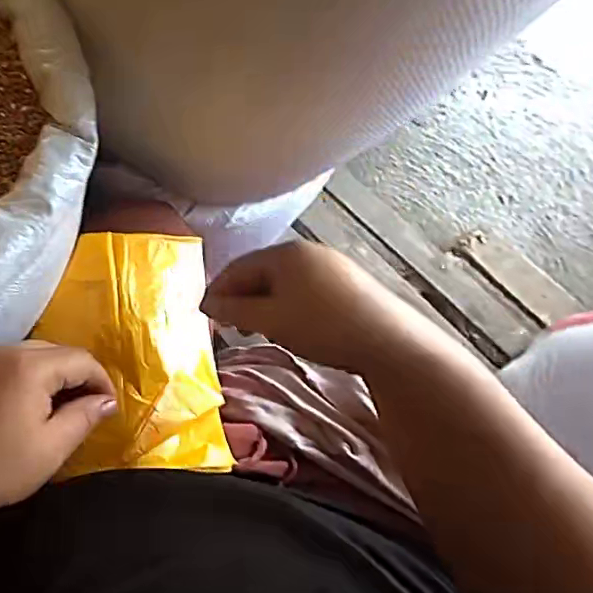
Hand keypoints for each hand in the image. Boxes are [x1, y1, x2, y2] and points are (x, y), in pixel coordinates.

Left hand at [0, 341, 116, 531]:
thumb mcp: (50, 448)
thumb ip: (85, 417)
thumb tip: (108, 401)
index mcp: (28, 365)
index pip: (82, 359)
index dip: (103, 382)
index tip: (112, 410)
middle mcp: (4, 351)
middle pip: (58, 352)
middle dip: (80, 377)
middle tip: (91, 412)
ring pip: (35, 357)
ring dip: (56, 378)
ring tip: (64, 413)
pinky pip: (11, 365)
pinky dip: (31, 380)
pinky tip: (31, 410)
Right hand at [202, 241, 443, 373]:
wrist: (388, 341)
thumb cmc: (322, 327)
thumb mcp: (270, 320)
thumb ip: (234, 310)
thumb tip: (208, 303)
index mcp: (285, 253)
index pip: (237, 267)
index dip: (217, 291)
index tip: (204, 315)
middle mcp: (308, 251)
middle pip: (261, 272)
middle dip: (241, 298)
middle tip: (230, 325)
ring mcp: (331, 265)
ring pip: (284, 282)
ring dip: (264, 304)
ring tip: (259, 329)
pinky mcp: (349, 283)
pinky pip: (306, 289)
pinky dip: (289, 306)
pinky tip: (293, 326)